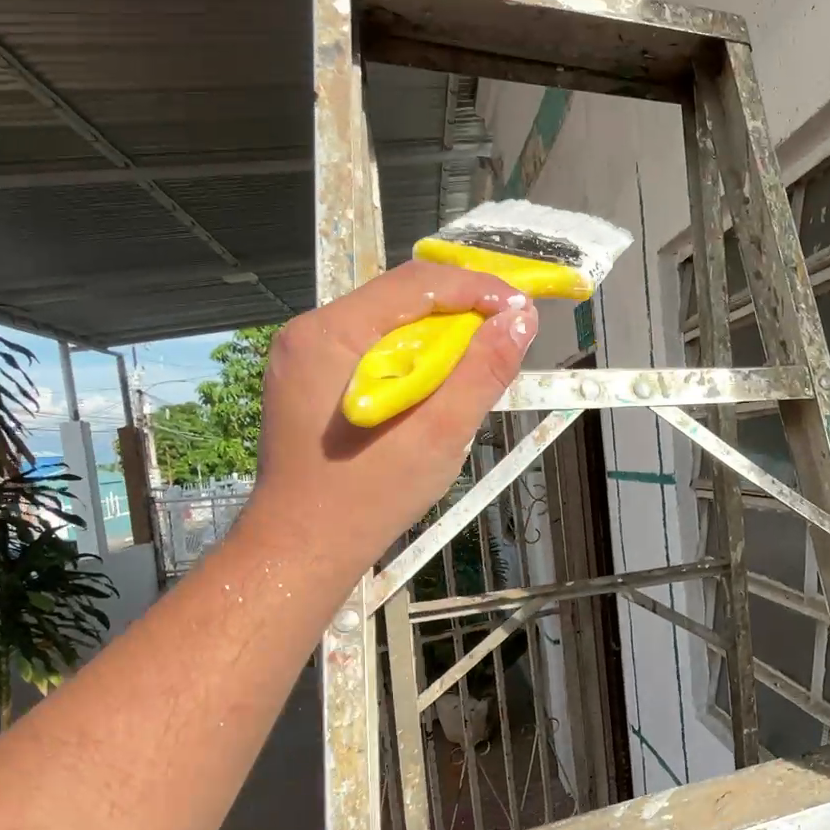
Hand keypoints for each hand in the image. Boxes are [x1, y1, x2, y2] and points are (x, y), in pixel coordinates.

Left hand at [241, 260, 538, 574]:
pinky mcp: (317, 379)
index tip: (525, 308)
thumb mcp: (440, 433)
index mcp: (331, 334)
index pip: (416, 284)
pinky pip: (379, 347)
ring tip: (490, 353)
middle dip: (465, 306)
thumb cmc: (369, 494)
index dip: (478, 287)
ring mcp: (310, 355)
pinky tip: (448, 378)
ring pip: (393, 321)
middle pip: (402, 296)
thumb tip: (521, 320)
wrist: (304, 545)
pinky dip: (423, 354)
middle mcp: (312, 331)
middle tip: (515, 329)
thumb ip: (482, 371)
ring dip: (447, 331)